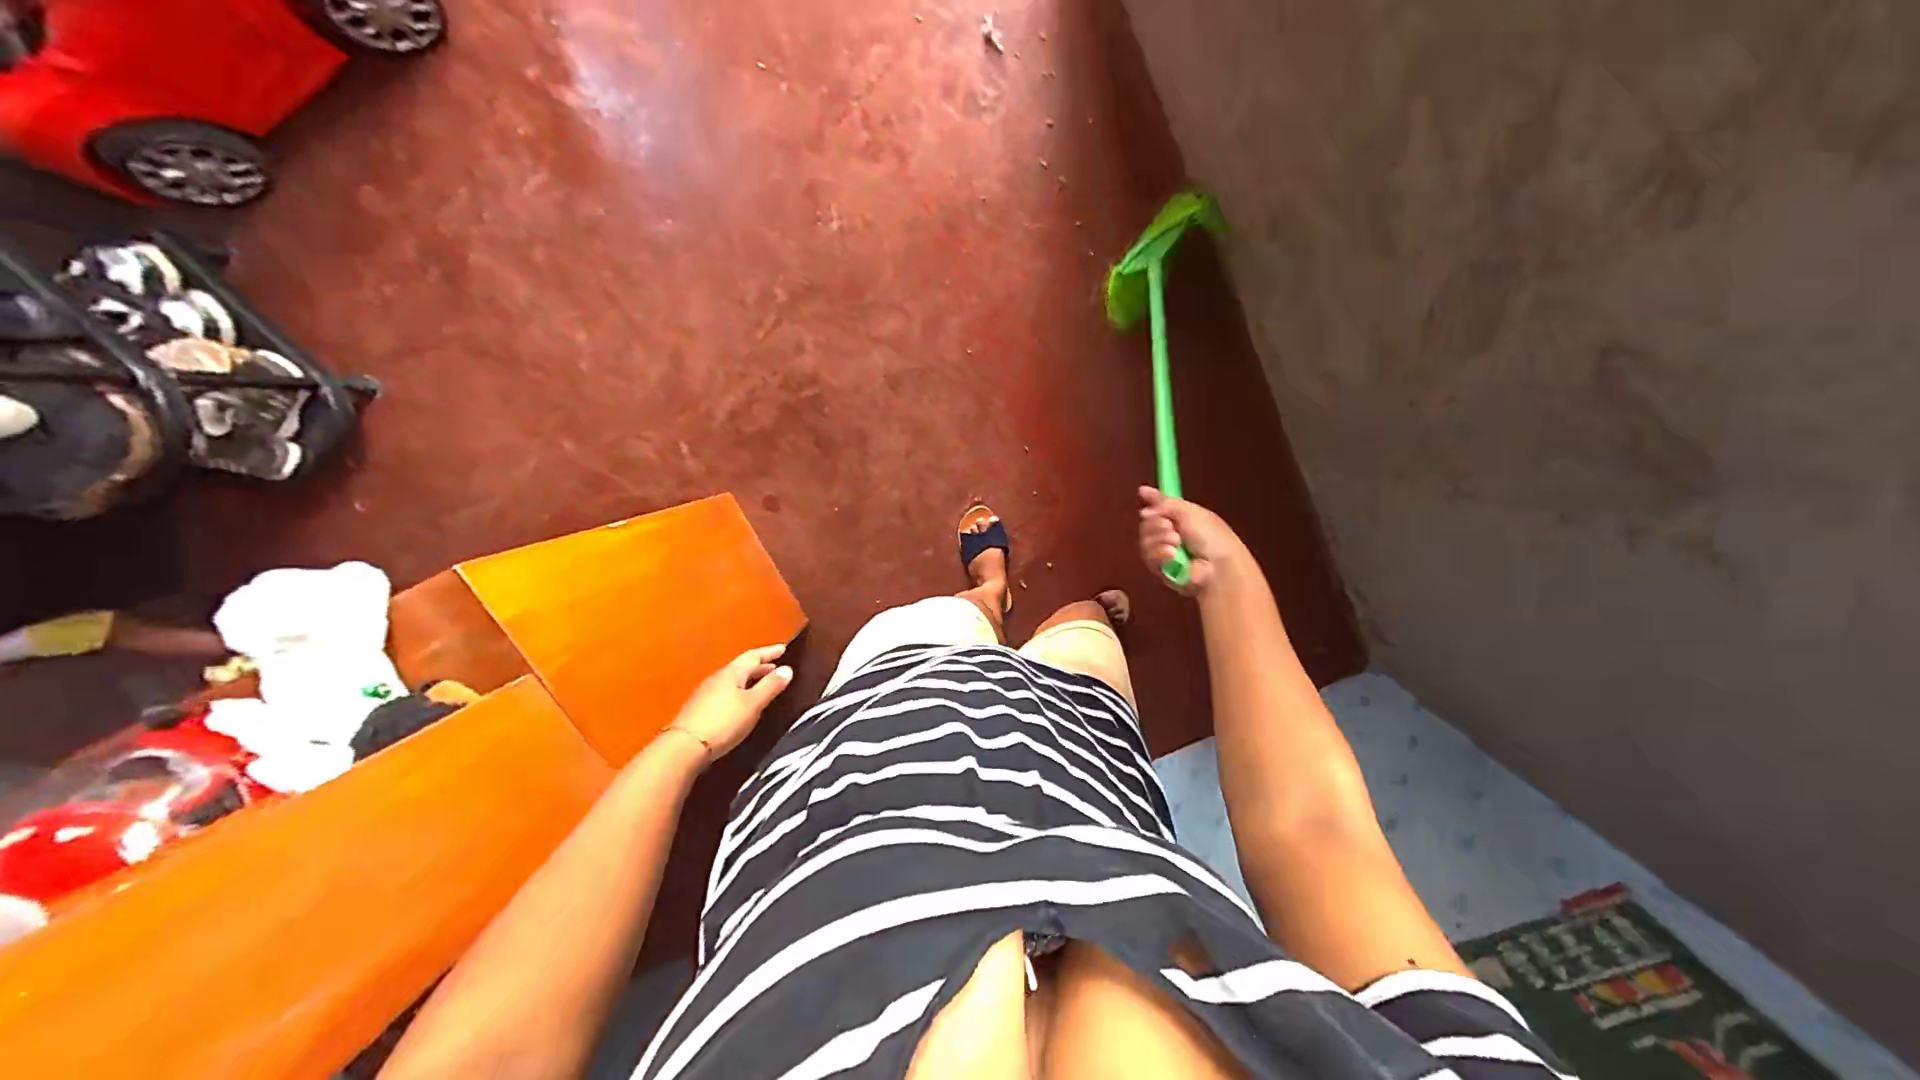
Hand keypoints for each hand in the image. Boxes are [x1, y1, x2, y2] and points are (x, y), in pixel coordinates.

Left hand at [669, 645, 793, 761]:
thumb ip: (771, 686)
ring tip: (763, 685)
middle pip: (742, 667)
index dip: (769, 652)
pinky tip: (742, 704)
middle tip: (776, 668)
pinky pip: (725, 693)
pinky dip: (739, 693)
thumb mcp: (753, 704)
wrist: (685, 747)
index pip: (753, 656)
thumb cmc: (724, 722)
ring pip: (733, 681)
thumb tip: (787, 669)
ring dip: (750, 680)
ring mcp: (706, 694)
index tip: (783, 648)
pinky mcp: (700, 709)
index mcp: (732, 673)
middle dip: (760, 667)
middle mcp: (718, 679)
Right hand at [1138, 487, 1249, 596]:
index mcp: (1183, 519)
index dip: (1152, 501)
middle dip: (1156, 523)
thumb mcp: (1189, 511)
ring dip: (1160, 538)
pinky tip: (1173, 554)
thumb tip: (1142, 491)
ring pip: (1145, 540)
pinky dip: (1160, 553)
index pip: (1160, 508)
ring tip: (1176, 541)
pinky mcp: (1161, 570)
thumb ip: (1165, 501)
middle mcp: (1172, 534)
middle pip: (1147, 524)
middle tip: (1169, 525)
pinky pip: (1149, 557)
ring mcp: (1165, 553)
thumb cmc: (1210, 536)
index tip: (1142, 493)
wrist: (1217, 566)